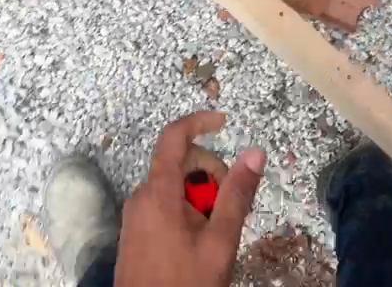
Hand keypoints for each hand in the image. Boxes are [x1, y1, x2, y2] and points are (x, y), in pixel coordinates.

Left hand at [115, 111, 265, 286]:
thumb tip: (256, 151)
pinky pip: (165, 205)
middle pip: (181, 163)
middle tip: (232, 208)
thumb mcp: (219, 243)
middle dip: (211, 174)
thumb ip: (237, 194)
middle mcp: (141, 197)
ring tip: (219, 232)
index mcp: (158, 192)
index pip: (174, 136)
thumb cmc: (184, 284)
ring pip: (175, 187)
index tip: (225, 123)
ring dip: (201, 197)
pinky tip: (202, 241)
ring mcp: (136, 217)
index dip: (199, 121)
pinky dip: (187, 210)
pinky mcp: (135, 235)